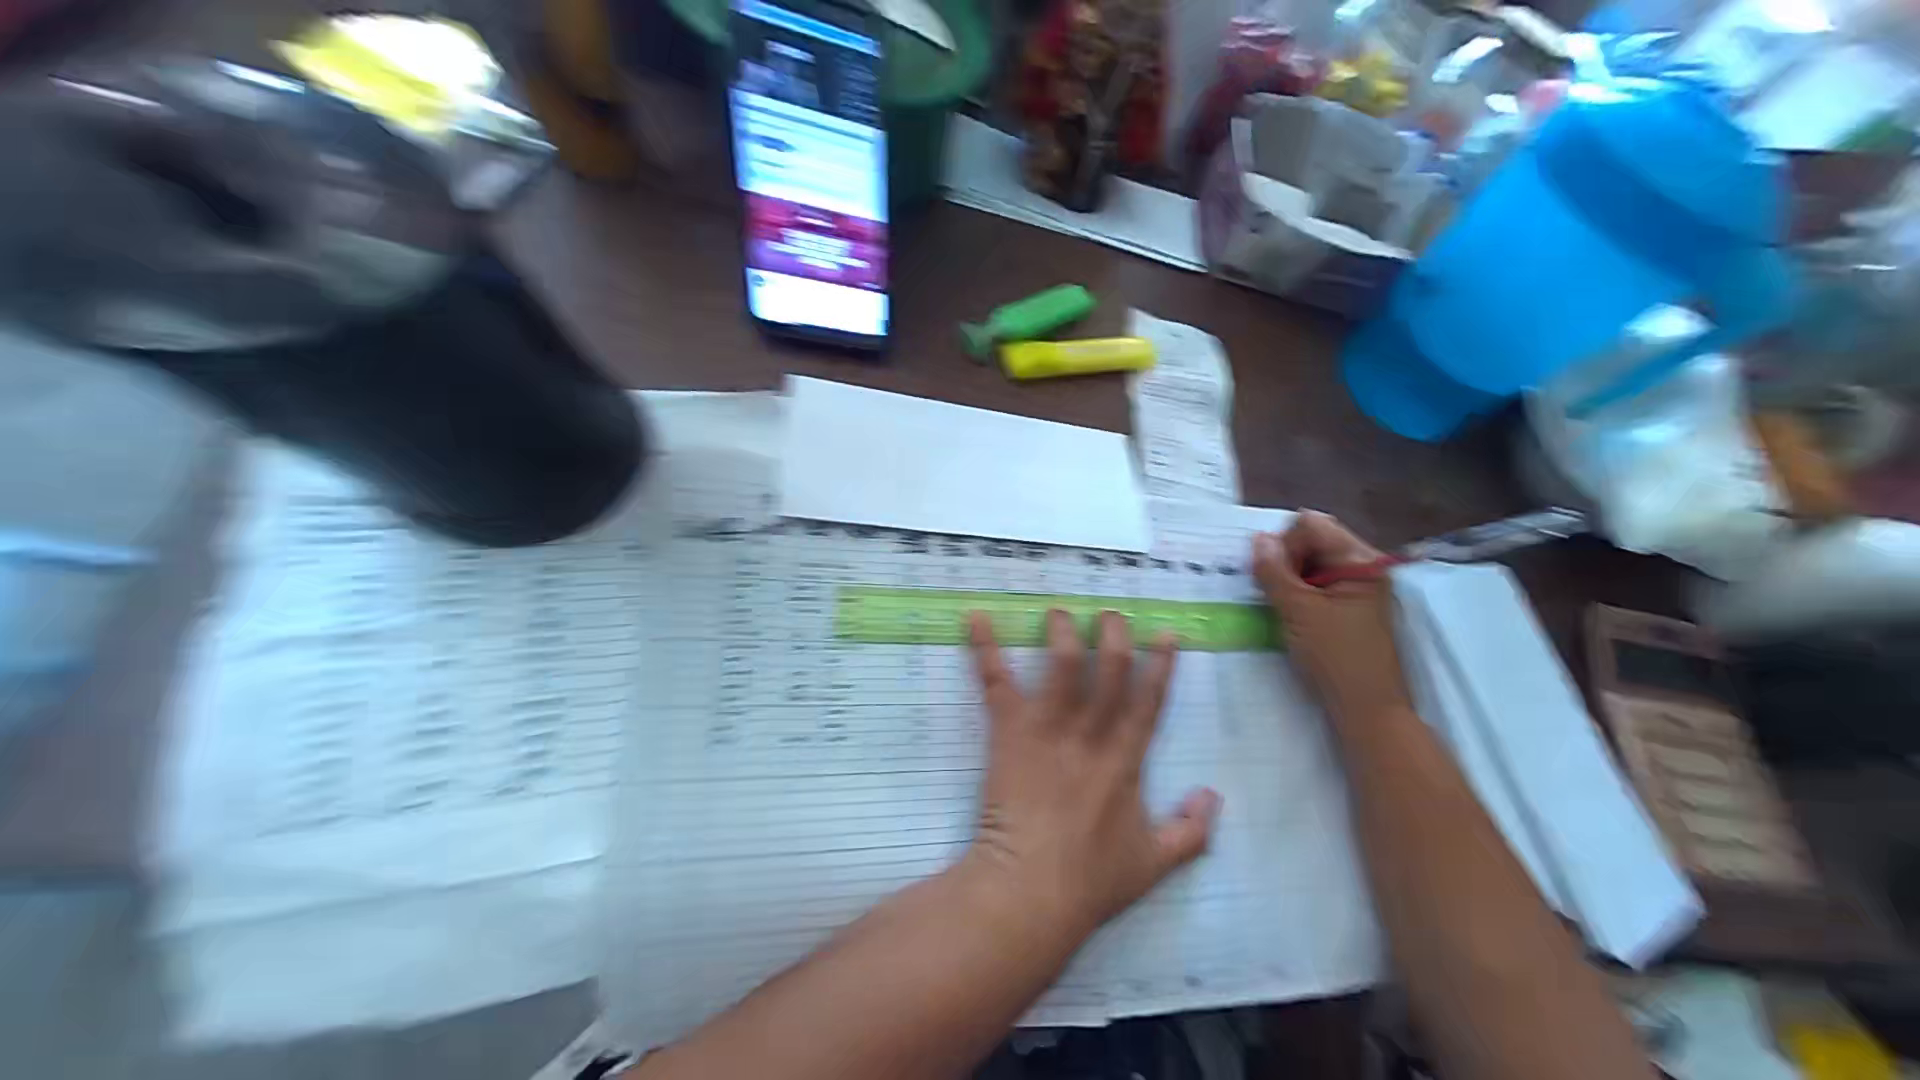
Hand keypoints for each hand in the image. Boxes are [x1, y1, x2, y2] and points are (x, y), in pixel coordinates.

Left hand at [959, 609, 1220, 936]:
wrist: (1030, 889)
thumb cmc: (1090, 880)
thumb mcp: (1153, 863)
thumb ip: (1191, 831)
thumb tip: (1215, 797)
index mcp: (1126, 760)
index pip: (1149, 701)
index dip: (1161, 665)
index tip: (1166, 633)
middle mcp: (1091, 734)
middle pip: (1110, 670)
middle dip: (1114, 634)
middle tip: (1109, 615)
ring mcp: (1048, 729)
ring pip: (1062, 665)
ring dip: (1062, 633)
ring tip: (1058, 612)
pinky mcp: (1010, 731)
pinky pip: (997, 682)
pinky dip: (985, 648)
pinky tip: (975, 618)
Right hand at [1252, 512, 1413, 723]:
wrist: (1366, 708)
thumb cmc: (1335, 657)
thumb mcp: (1298, 611)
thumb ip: (1274, 571)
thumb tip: (1258, 539)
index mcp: (1361, 560)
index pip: (1311, 526)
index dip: (1284, 544)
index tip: (1271, 575)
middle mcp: (1364, 566)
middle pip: (1313, 540)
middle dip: (1285, 558)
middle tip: (1272, 590)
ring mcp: (1359, 586)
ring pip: (1312, 562)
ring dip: (1289, 576)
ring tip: (1280, 604)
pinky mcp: (1350, 605)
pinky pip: (1318, 582)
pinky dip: (1299, 590)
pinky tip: (1289, 611)